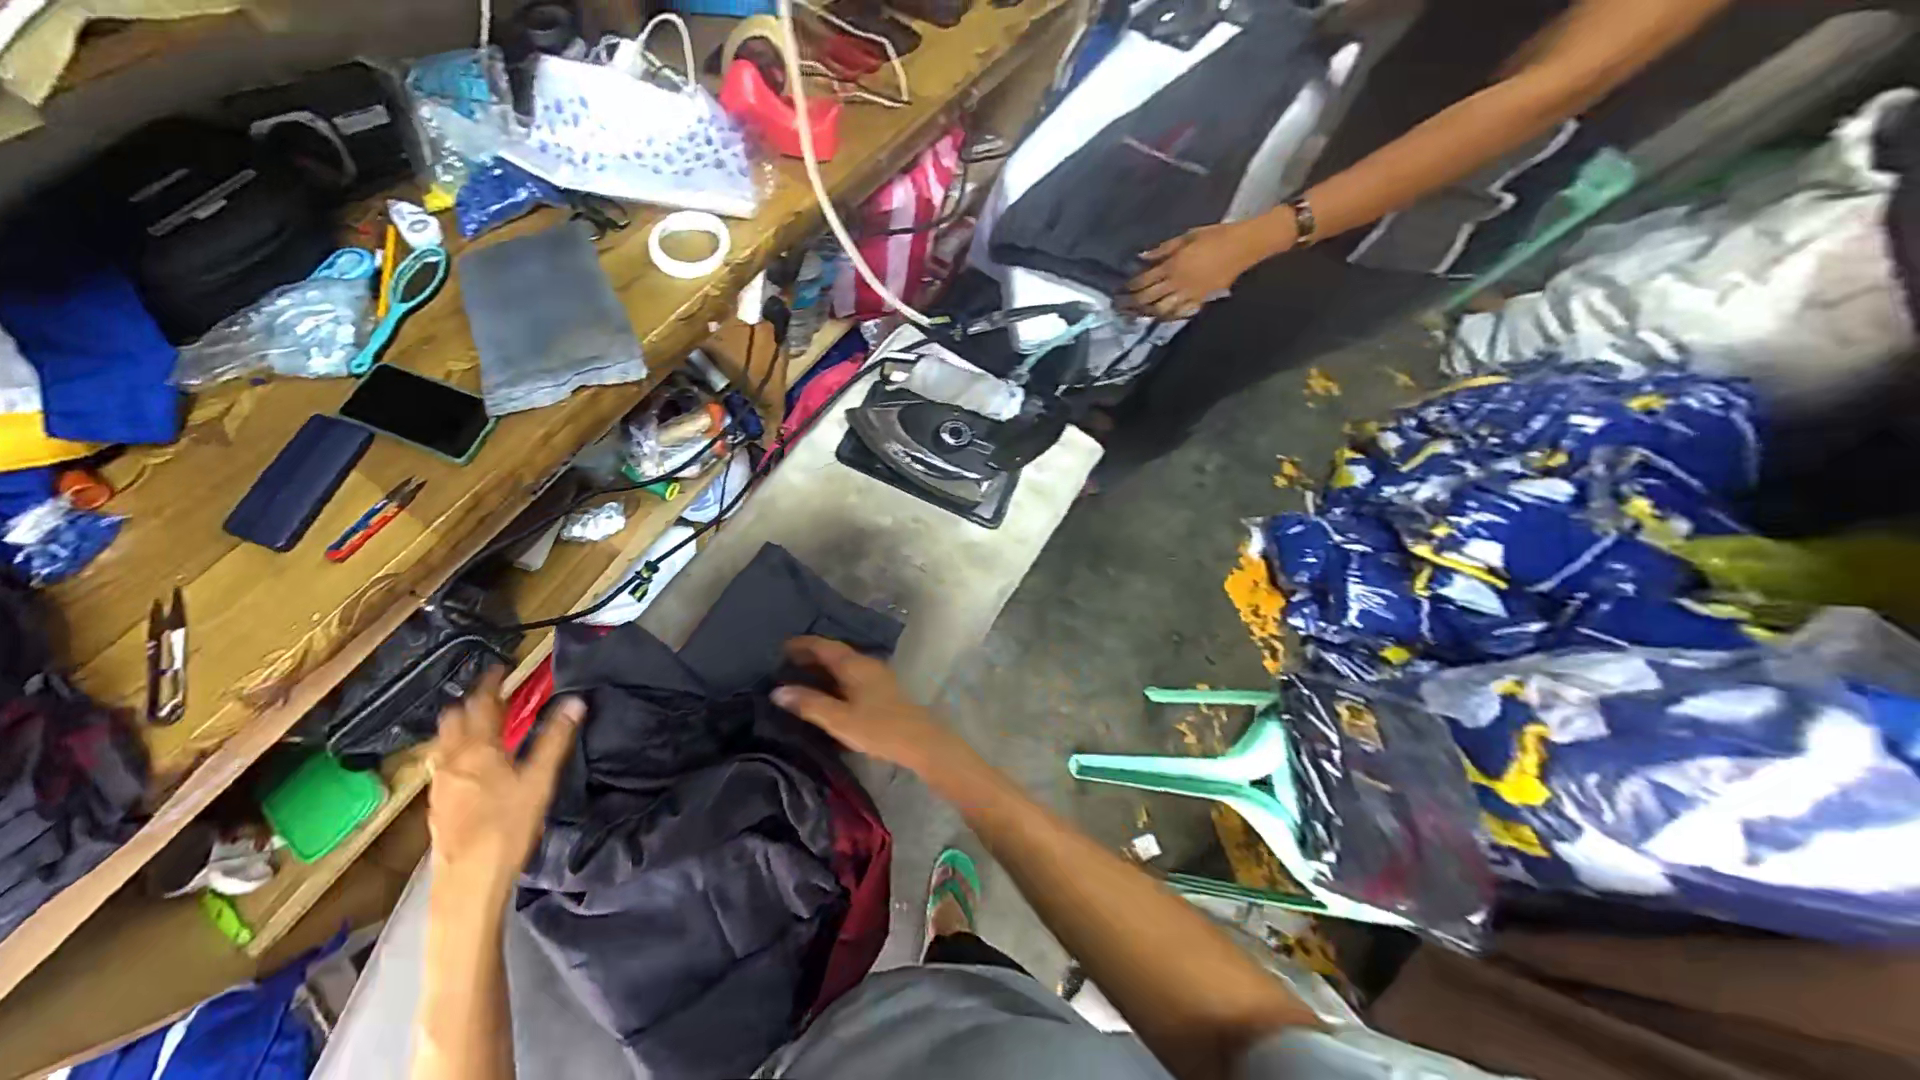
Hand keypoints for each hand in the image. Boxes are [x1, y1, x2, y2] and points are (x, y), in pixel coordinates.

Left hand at [427, 666, 581, 897]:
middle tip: (493, 695)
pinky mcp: (438, 804)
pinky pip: (443, 764)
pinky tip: (472, 765)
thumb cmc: (508, 825)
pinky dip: (457, 750)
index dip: (489, 682)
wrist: (468, 880)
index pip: (480, 703)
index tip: (499, 667)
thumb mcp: (540, 780)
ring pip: (444, 742)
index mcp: (477, 749)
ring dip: (461, 726)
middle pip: (453, 719)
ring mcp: (440, 783)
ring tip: (482, 724)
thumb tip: (575, 702)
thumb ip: (556, 739)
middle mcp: (452, 760)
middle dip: (471, 702)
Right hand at [772, 636, 968, 775]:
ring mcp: (876, 675)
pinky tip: (827, 692)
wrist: (920, 742)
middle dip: (809, 655)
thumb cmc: (878, 728)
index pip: (823, 646)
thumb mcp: (839, 719)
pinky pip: (851, 675)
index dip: (801, 644)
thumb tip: (778, 691)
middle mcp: (866, 663)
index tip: (779, 648)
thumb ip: (809, 704)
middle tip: (784, 664)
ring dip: (822, 667)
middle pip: (834, 653)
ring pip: (844, 664)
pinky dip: (834, 678)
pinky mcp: (882, 689)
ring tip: (800, 677)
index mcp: (855, 664)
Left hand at [1124, 220, 1279, 319]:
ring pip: (1161, 309)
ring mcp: (1188, 294)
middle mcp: (1177, 282)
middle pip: (1148, 298)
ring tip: (1133, 315)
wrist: (1243, 246)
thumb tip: (1142, 257)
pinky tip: (1158, 317)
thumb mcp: (1187, 236)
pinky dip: (1167, 316)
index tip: (1118, 291)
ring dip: (1145, 313)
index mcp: (1172, 264)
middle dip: (1131, 304)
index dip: (1129, 287)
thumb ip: (1163, 249)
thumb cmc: (1216, 236)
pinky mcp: (1200, 300)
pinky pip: (1179, 312)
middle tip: (1118, 308)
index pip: (1144, 280)